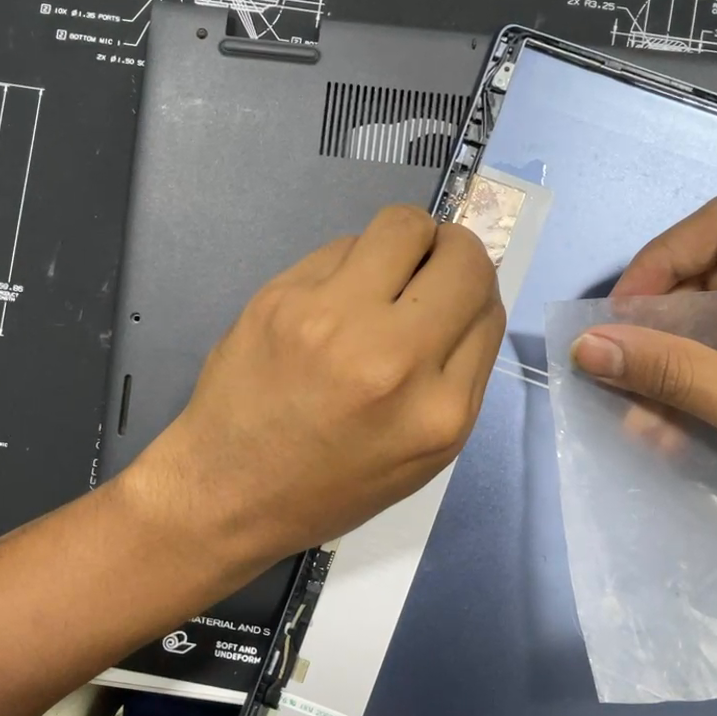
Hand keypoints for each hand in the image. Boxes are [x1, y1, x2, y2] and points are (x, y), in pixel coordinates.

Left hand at [117, 205, 503, 584]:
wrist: (228, 490)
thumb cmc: (330, 488)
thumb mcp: (420, 458)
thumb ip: (455, 377)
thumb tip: (465, 299)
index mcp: (439, 409)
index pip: (488, 310)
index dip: (474, 298)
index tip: (450, 304)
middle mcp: (394, 356)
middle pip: (462, 255)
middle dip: (452, 254)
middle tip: (422, 277)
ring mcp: (333, 319)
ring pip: (404, 225)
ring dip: (402, 244)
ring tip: (375, 282)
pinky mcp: (283, 296)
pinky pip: (343, 244)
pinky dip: (349, 263)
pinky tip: (326, 303)